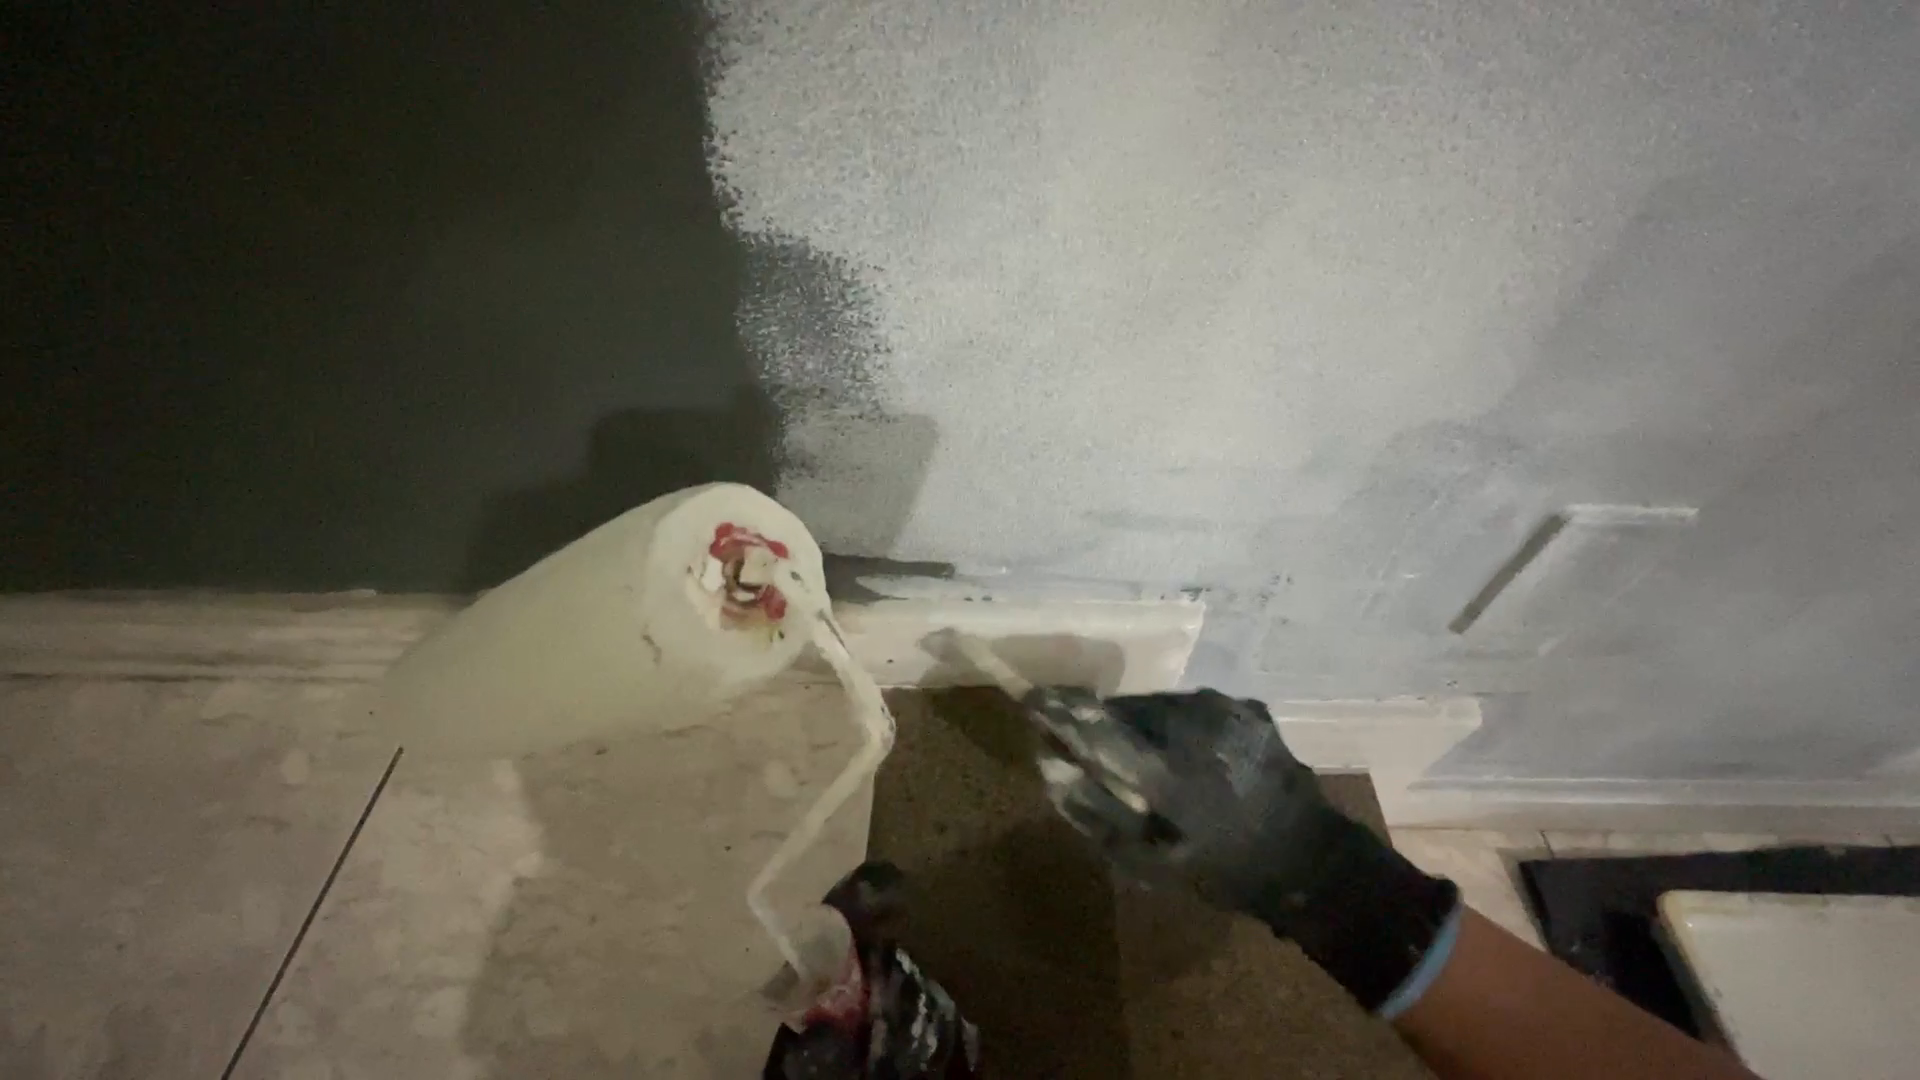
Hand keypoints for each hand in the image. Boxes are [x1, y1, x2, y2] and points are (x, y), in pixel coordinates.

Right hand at [1035, 688, 1460, 1012]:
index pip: (1098, 727)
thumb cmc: (1224, 871)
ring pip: (1158, 703)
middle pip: (1127, 710)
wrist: (1315, 864)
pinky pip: (1192, 705)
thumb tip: (1047, 766)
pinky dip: (1177, 722)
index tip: (1030, 697)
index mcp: (1168, 771)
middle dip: (1105, 724)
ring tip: (1150, 756)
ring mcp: (1226, 711)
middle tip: (1099, 750)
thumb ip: (1094, 811)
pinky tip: (1191, 752)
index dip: (1059, 710)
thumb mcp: (1150, 861)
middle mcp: (1194, 726)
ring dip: (1142, 723)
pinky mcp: (1247, 706)